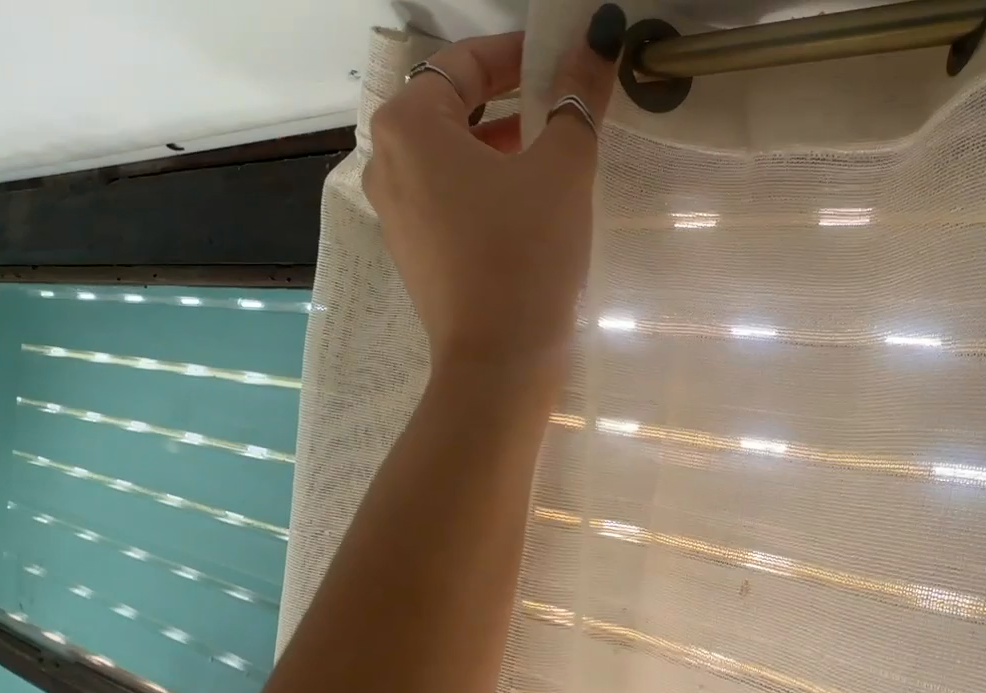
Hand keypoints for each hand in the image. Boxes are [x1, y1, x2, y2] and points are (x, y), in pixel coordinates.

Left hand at [364, 10, 626, 404]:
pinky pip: (448, 201)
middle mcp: (386, 161)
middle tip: (563, 108)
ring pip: (451, 160)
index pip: (464, 64)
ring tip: (552, 161)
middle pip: (453, 110)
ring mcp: (394, 213)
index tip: (562, 60)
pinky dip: (485, 190)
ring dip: (500, 149)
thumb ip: (578, 98)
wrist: (499, 361)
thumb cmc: (527, 254)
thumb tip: (599, 37)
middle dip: (510, 103)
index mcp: (409, 125)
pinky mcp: (414, 254)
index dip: (517, 54)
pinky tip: (527, 211)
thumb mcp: (562, 169)